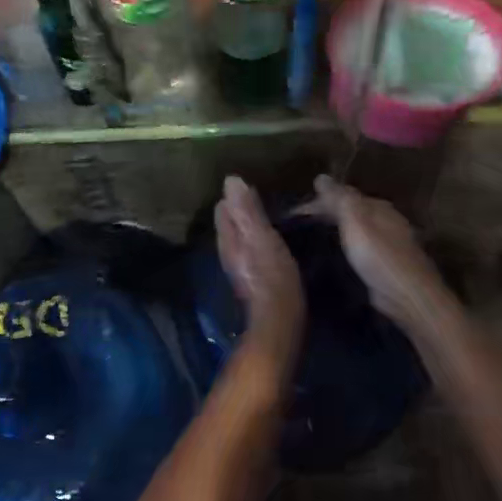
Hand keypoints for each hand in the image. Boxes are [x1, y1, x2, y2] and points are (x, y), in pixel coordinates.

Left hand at [214, 175, 304, 351]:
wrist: (278, 320)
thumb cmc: (273, 277)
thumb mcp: (262, 239)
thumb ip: (247, 212)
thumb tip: (231, 180)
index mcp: (229, 239)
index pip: (223, 208)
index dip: (235, 195)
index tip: (254, 184)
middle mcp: (228, 251)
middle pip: (229, 222)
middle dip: (241, 207)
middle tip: (264, 195)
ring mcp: (239, 265)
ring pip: (240, 236)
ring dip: (250, 223)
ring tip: (271, 212)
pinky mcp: (252, 276)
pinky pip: (251, 249)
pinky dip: (258, 238)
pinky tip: (274, 239)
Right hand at [302, 174, 449, 327]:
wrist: (407, 295)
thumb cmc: (379, 256)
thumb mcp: (356, 222)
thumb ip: (340, 200)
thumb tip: (321, 176)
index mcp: (378, 208)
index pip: (343, 196)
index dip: (317, 202)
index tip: (293, 214)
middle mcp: (384, 221)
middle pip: (350, 212)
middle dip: (325, 215)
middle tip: (297, 226)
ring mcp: (386, 244)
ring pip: (354, 230)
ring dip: (334, 231)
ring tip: (309, 239)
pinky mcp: (384, 265)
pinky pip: (357, 248)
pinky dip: (343, 247)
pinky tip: (332, 256)